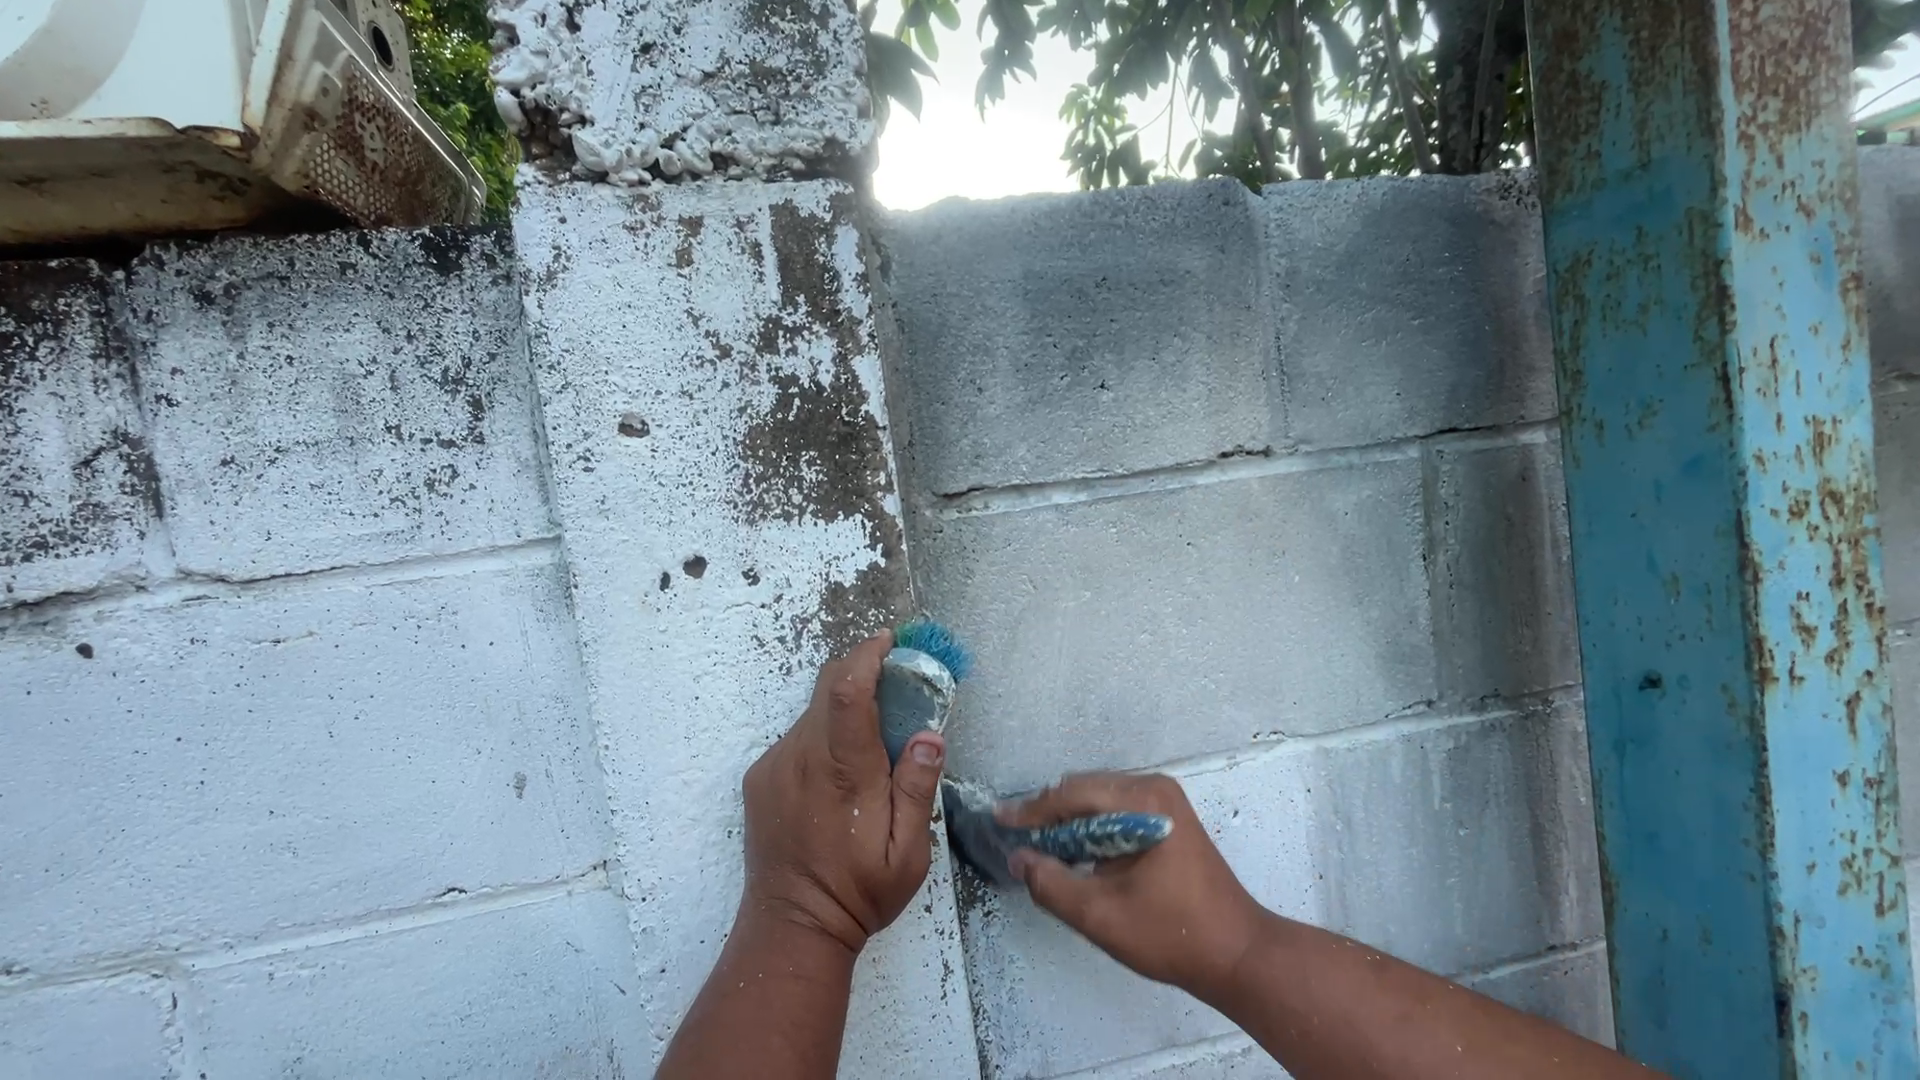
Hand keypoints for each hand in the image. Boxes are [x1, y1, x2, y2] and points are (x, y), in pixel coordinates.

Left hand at [739, 632, 946, 955]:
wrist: (792, 926)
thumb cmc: (859, 892)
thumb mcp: (908, 854)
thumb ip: (917, 790)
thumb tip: (928, 736)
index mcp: (842, 774)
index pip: (846, 692)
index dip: (867, 656)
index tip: (890, 641)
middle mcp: (801, 758)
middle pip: (826, 687)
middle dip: (861, 670)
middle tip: (895, 680)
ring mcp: (774, 765)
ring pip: (812, 711)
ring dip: (844, 707)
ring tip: (873, 737)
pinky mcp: (760, 776)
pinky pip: (798, 735)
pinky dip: (824, 733)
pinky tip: (841, 770)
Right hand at [998, 772, 1263, 997]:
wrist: (1237, 954)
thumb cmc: (1171, 935)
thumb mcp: (1100, 916)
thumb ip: (1051, 884)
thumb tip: (1018, 858)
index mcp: (1142, 801)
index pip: (1072, 795)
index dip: (1031, 811)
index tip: (998, 819)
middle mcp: (1154, 788)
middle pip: (1085, 789)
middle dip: (1050, 813)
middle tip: (1019, 840)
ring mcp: (1165, 799)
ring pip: (1099, 796)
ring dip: (1070, 819)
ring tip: (1042, 847)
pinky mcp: (1169, 815)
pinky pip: (1116, 808)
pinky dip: (1091, 824)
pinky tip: (1077, 849)